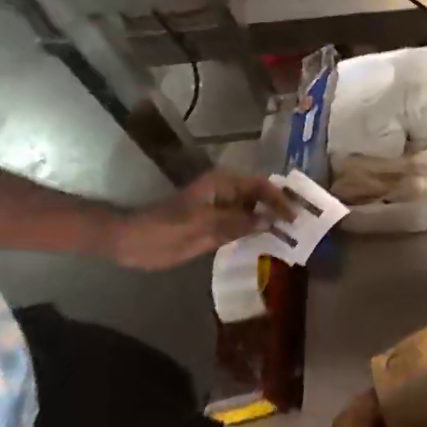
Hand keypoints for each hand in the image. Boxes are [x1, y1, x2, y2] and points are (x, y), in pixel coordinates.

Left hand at [102, 170, 290, 270]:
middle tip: (299, 225)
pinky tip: (266, 242)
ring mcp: (219, 208)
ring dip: (269, 220)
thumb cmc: (162, 230)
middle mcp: (224, 192)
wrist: (128, 243)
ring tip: (289, 235)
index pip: (261, 186)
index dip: (280, 199)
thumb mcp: (201, 226)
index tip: (294, 217)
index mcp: (222, 184)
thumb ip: (237, 222)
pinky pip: (240, 224)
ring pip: (252, 210)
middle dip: (279, 207)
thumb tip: (269, 221)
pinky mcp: (213, 224)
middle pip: (260, 195)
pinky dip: (255, 231)